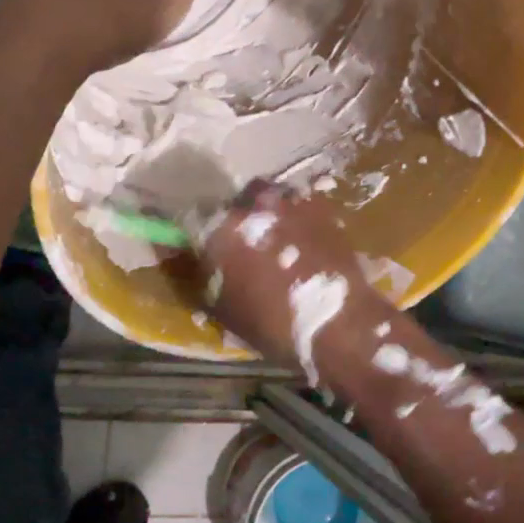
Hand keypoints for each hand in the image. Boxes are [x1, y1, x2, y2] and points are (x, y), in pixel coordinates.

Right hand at [191, 181, 384, 380]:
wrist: (340, 323)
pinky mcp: (321, 206)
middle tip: (243, 245)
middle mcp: (251, 205)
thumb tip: (183, 259)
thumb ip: (199, 278)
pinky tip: (303, 239)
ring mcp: (289, 201)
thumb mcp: (223, 311)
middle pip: (234, 203)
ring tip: (276, 240)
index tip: (205, 248)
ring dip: (267, 214)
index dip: (199, 234)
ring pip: (267, 197)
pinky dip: (296, 217)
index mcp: (220, 229)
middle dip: (235, 219)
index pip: (194, 219)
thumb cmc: (274, 325)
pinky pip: (298, 204)